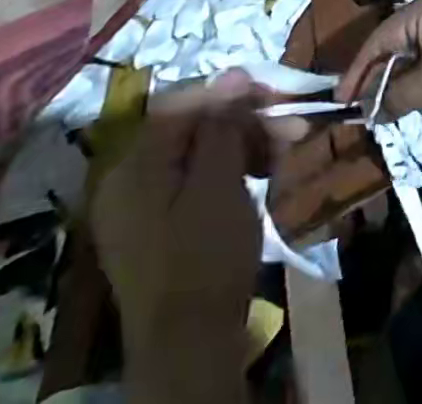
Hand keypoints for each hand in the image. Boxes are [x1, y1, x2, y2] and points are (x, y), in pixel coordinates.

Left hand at [91, 72, 269, 401]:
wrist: (187, 347)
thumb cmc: (205, 260)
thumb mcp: (219, 186)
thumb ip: (223, 126)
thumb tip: (233, 72)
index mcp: (133, 166)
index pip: (184, 104)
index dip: (234, 93)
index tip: (279, 96)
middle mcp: (127, 178)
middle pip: (192, 128)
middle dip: (245, 122)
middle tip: (294, 129)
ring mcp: (140, 205)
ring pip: (198, 153)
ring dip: (244, 145)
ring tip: (285, 154)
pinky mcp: (157, 226)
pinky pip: (194, 180)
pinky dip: (230, 172)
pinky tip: (261, 176)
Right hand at [337, 0, 421, 119]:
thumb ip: (397, 95)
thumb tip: (371, 111)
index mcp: (421, 8)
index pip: (377, 40)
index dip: (357, 72)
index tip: (340, 100)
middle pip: (392, 44)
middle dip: (375, 77)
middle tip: (359, 108)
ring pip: (411, 52)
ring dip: (396, 79)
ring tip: (380, 107)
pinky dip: (416, 76)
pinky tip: (409, 95)